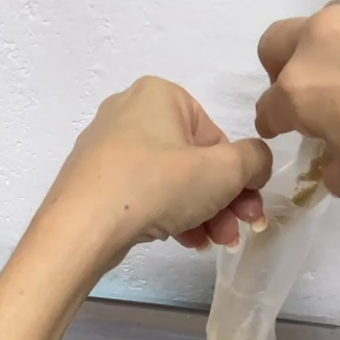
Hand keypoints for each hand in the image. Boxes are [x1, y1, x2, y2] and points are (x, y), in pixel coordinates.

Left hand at [44, 77, 272, 260]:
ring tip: (213, 244)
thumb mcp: (223, 171)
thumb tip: (256, 163)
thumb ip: (254, 160)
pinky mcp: (92, 184)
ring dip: (198, 215)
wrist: (83, 227)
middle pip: (192, 163)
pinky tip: (183, 243)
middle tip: (235, 235)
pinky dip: (166, 217)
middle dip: (220, 202)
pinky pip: (141, 197)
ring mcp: (105, 150)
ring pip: (168, 183)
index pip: (215, 138)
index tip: (249, 211)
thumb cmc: (157, 186)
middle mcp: (129, 113)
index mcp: (160, 94)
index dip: (238, 178)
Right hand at [254, 0, 339, 206]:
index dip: (280, 122)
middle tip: (330, 91)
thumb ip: (332, 160)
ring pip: (339, 6)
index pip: (271, 105)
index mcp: (302, 89)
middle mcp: (328, 34)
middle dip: (292, 69)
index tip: (293, 129)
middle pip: (281, 42)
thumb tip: (338, 145)